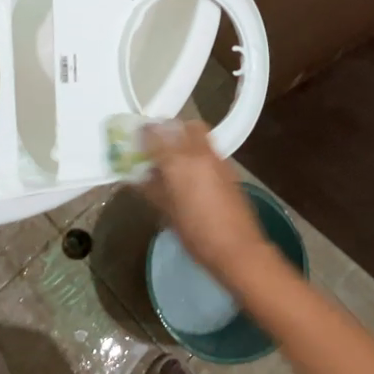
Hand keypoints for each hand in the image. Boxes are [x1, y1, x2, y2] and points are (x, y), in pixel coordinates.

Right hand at [140, 120, 268, 278]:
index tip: (135, 140)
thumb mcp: (167, 212)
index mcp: (178, 162)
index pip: (155, 134)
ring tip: (173, 158)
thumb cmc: (197, 234)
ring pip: (199, 134)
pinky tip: (191, 172)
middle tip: (157, 145)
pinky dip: (197, 151)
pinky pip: (209, 149)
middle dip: (168, 130)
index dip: (142, 134)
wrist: (238, 248)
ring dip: (184, 138)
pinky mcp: (230, 169)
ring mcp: (217, 159)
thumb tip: (139, 176)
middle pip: (182, 125)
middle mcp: (198, 153)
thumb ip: (151, 188)